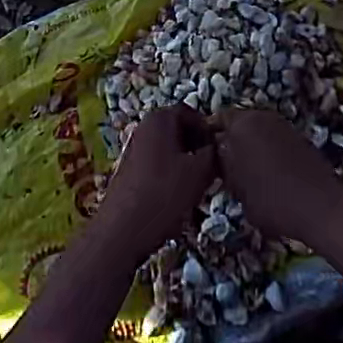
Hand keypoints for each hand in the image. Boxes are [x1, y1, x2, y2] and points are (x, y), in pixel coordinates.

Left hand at [96, 105, 216, 256]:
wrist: (122, 229)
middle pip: (178, 128)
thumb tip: (217, 146)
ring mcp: (134, 147)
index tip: (219, 150)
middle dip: (197, 145)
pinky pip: (157, 162)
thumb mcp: (199, 172)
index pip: (190, 112)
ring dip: (185, 161)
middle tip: (212, 167)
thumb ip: (213, 154)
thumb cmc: (164, 193)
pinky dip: (170, 172)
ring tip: (197, 184)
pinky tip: (177, 195)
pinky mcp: (129, 169)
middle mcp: (144, 126)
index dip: (207, 129)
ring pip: (168, 147)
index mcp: (160, 118)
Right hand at [211, 108, 342, 245]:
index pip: (215, 121)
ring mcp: (281, 124)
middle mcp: (260, 116)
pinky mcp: (297, 137)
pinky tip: (265, 173)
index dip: (207, 137)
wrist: (323, 207)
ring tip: (244, 171)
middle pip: (236, 123)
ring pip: (255, 130)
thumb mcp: (238, 189)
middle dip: (228, 140)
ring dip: (248, 145)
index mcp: (240, 124)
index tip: (203, 155)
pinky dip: (265, 150)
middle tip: (222, 164)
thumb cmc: (273, 200)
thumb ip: (225, 168)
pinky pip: (271, 138)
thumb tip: (218, 158)